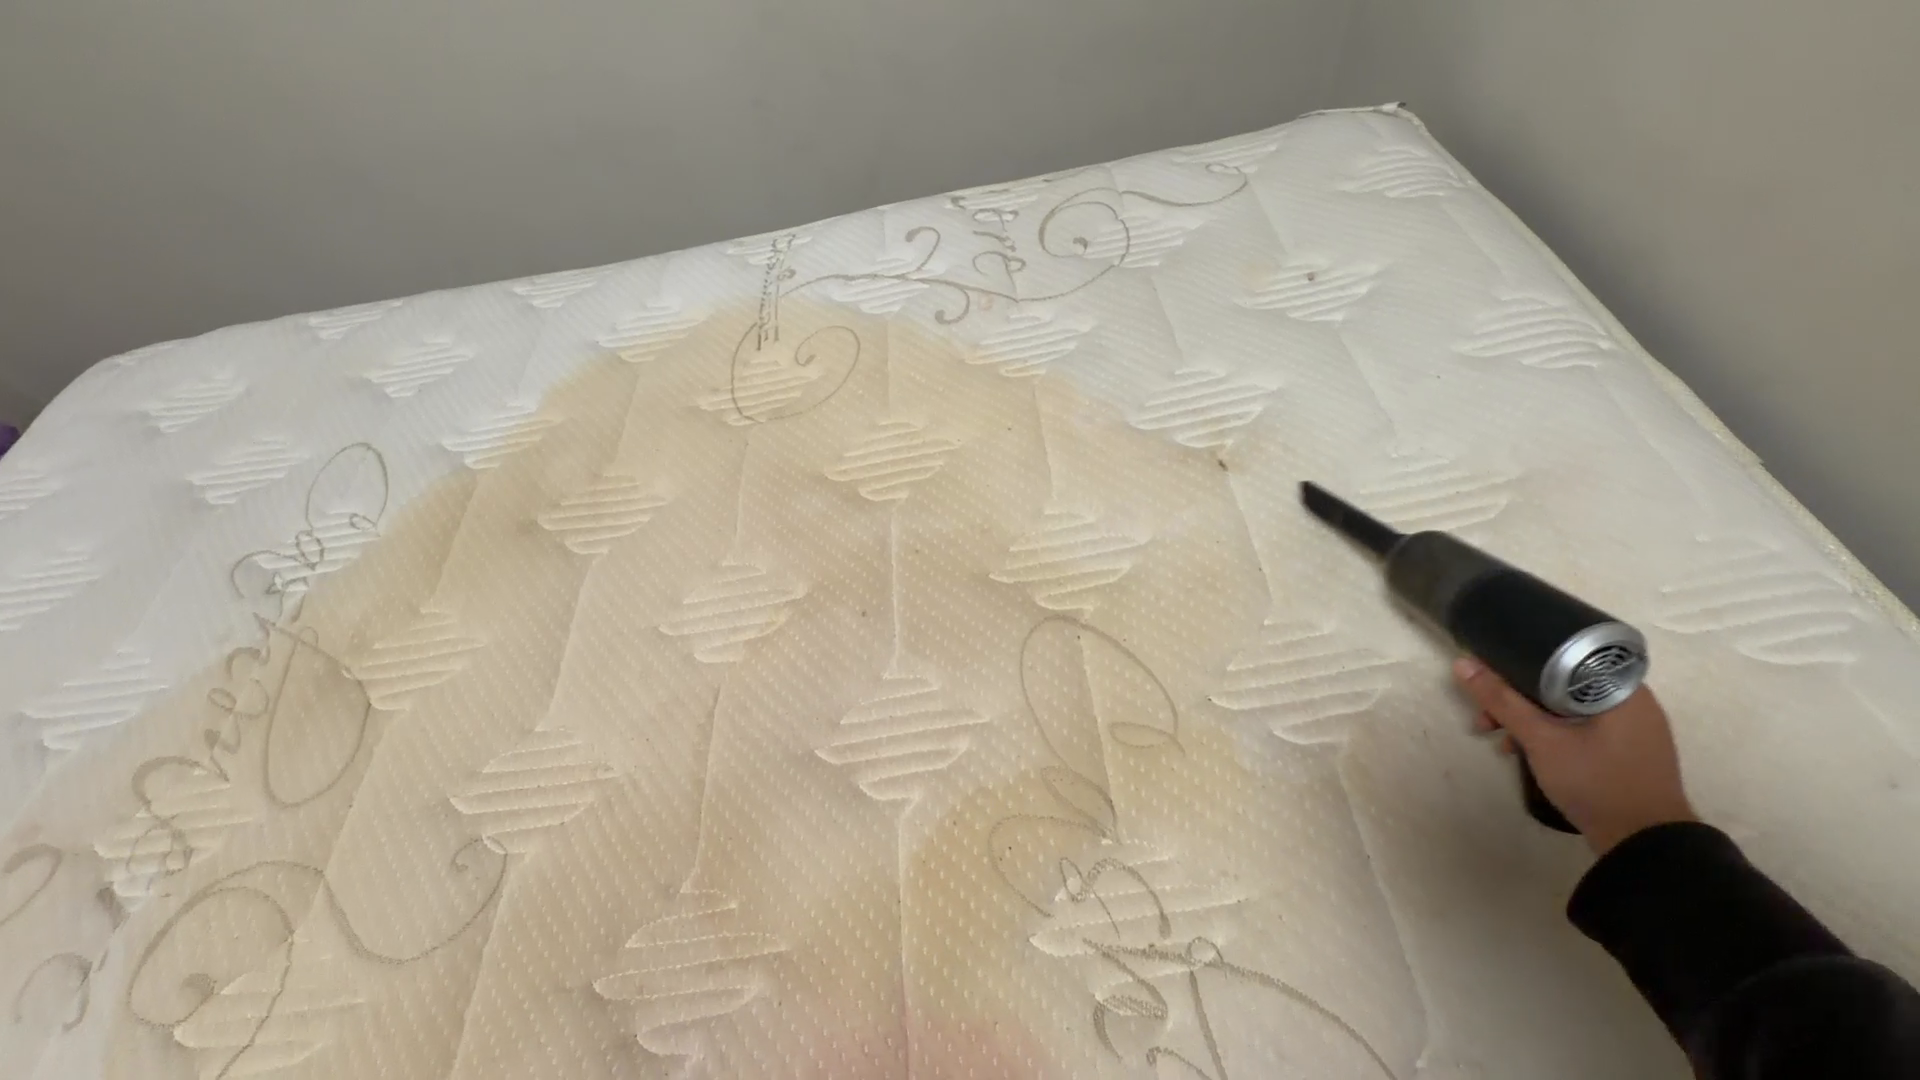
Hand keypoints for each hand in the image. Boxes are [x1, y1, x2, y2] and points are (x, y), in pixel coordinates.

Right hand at [1453, 656, 1695, 854]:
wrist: (1644, 843)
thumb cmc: (1596, 782)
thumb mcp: (1540, 739)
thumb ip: (1502, 701)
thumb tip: (1463, 663)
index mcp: (1620, 688)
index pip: (1561, 656)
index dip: (1517, 665)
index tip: (1489, 683)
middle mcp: (1631, 701)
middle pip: (1559, 684)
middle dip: (1515, 699)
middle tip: (1486, 719)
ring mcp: (1631, 728)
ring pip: (1566, 708)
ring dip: (1528, 719)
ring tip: (1500, 741)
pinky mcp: (1626, 750)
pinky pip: (1579, 727)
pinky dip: (1550, 733)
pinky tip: (1526, 752)